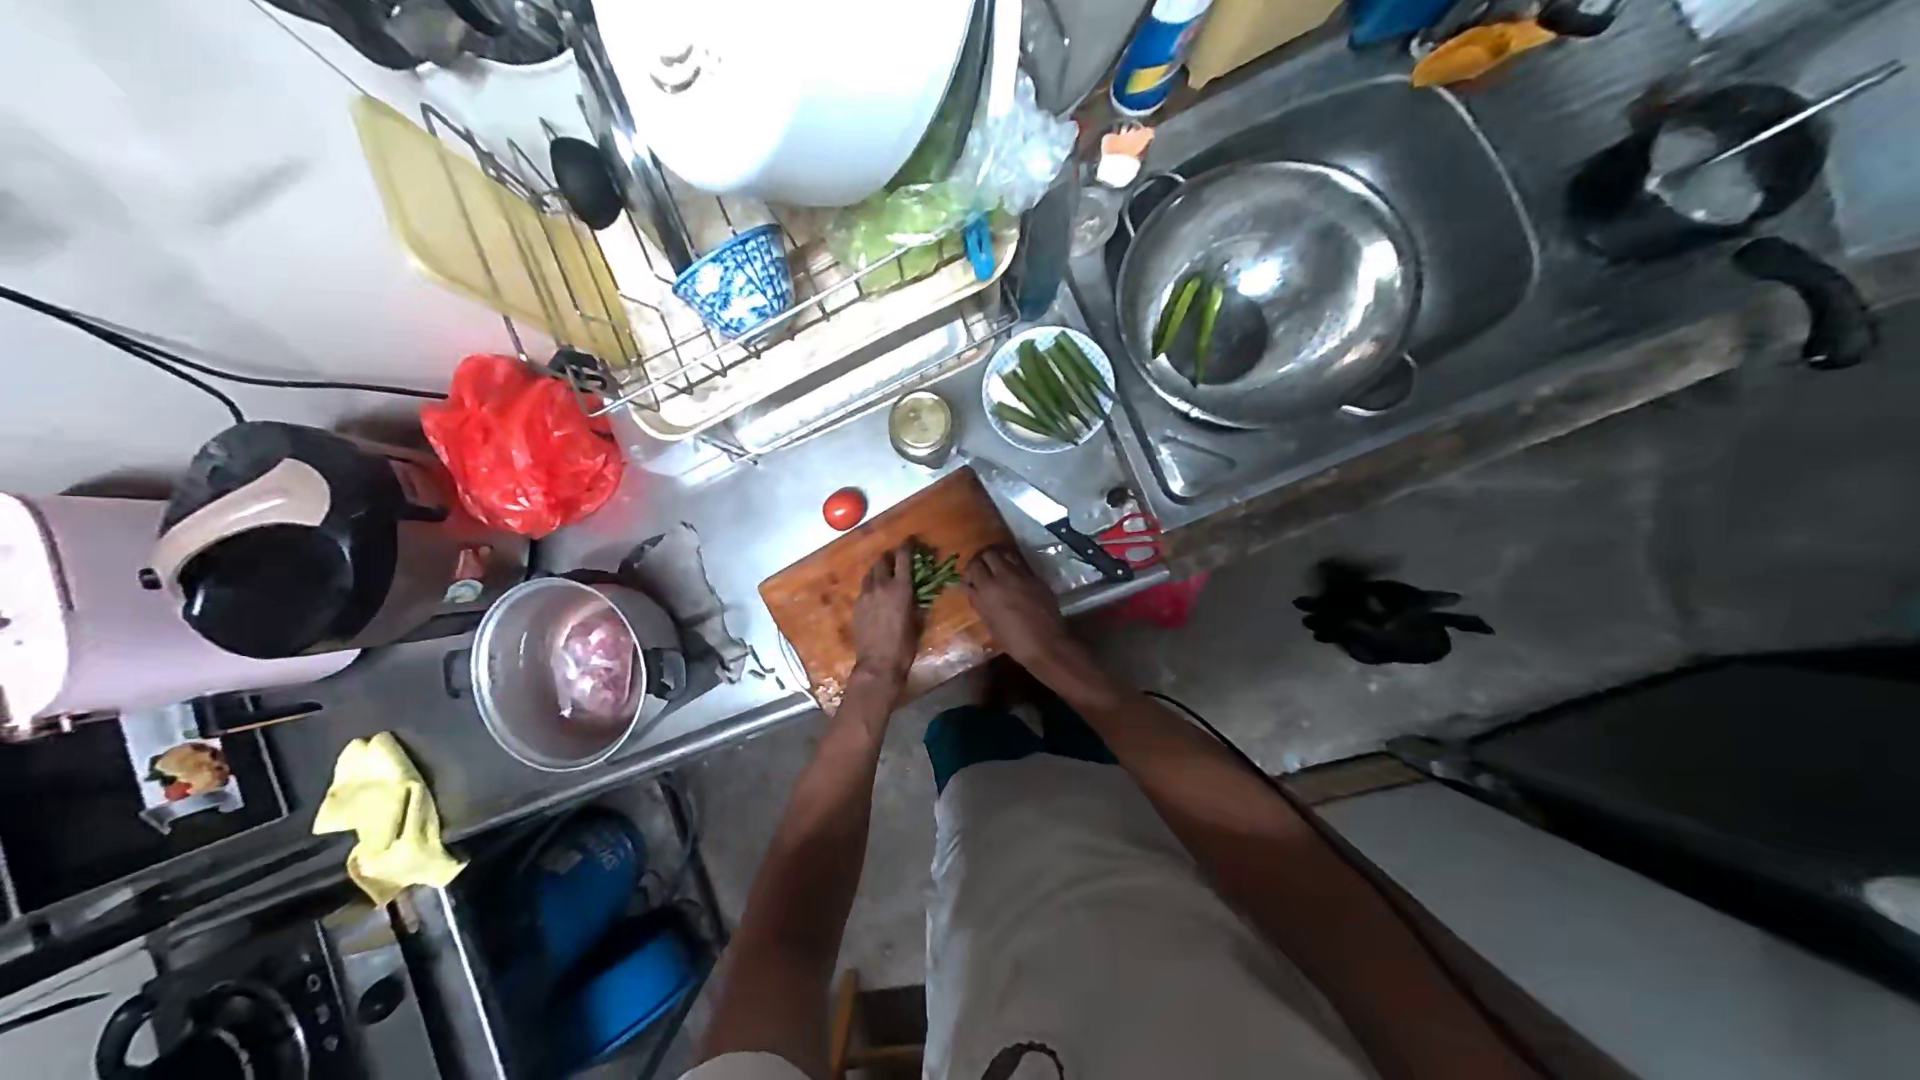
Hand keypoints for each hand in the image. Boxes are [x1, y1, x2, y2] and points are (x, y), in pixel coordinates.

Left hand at [850, 545, 921, 687]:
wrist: (878, 663)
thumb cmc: (905, 644)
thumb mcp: (918, 621)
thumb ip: (918, 602)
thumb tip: (919, 592)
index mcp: (901, 588)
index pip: (903, 557)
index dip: (907, 546)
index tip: (910, 541)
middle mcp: (882, 586)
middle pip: (883, 560)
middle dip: (890, 556)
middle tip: (896, 559)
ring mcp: (866, 594)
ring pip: (871, 572)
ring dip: (878, 569)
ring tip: (885, 573)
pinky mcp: (857, 604)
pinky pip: (864, 587)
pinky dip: (871, 584)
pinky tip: (876, 592)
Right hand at [961, 546, 1077, 672]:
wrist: (1046, 643)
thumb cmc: (1013, 640)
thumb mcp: (989, 623)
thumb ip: (978, 601)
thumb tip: (971, 588)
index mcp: (989, 589)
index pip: (974, 566)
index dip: (969, 571)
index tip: (970, 580)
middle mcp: (1005, 575)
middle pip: (989, 553)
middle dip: (983, 561)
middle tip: (983, 572)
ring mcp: (1023, 574)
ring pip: (1006, 554)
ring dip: (999, 559)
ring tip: (998, 571)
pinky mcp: (1036, 577)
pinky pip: (1021, 565)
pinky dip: (1013, 567)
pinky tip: (1014, 579)